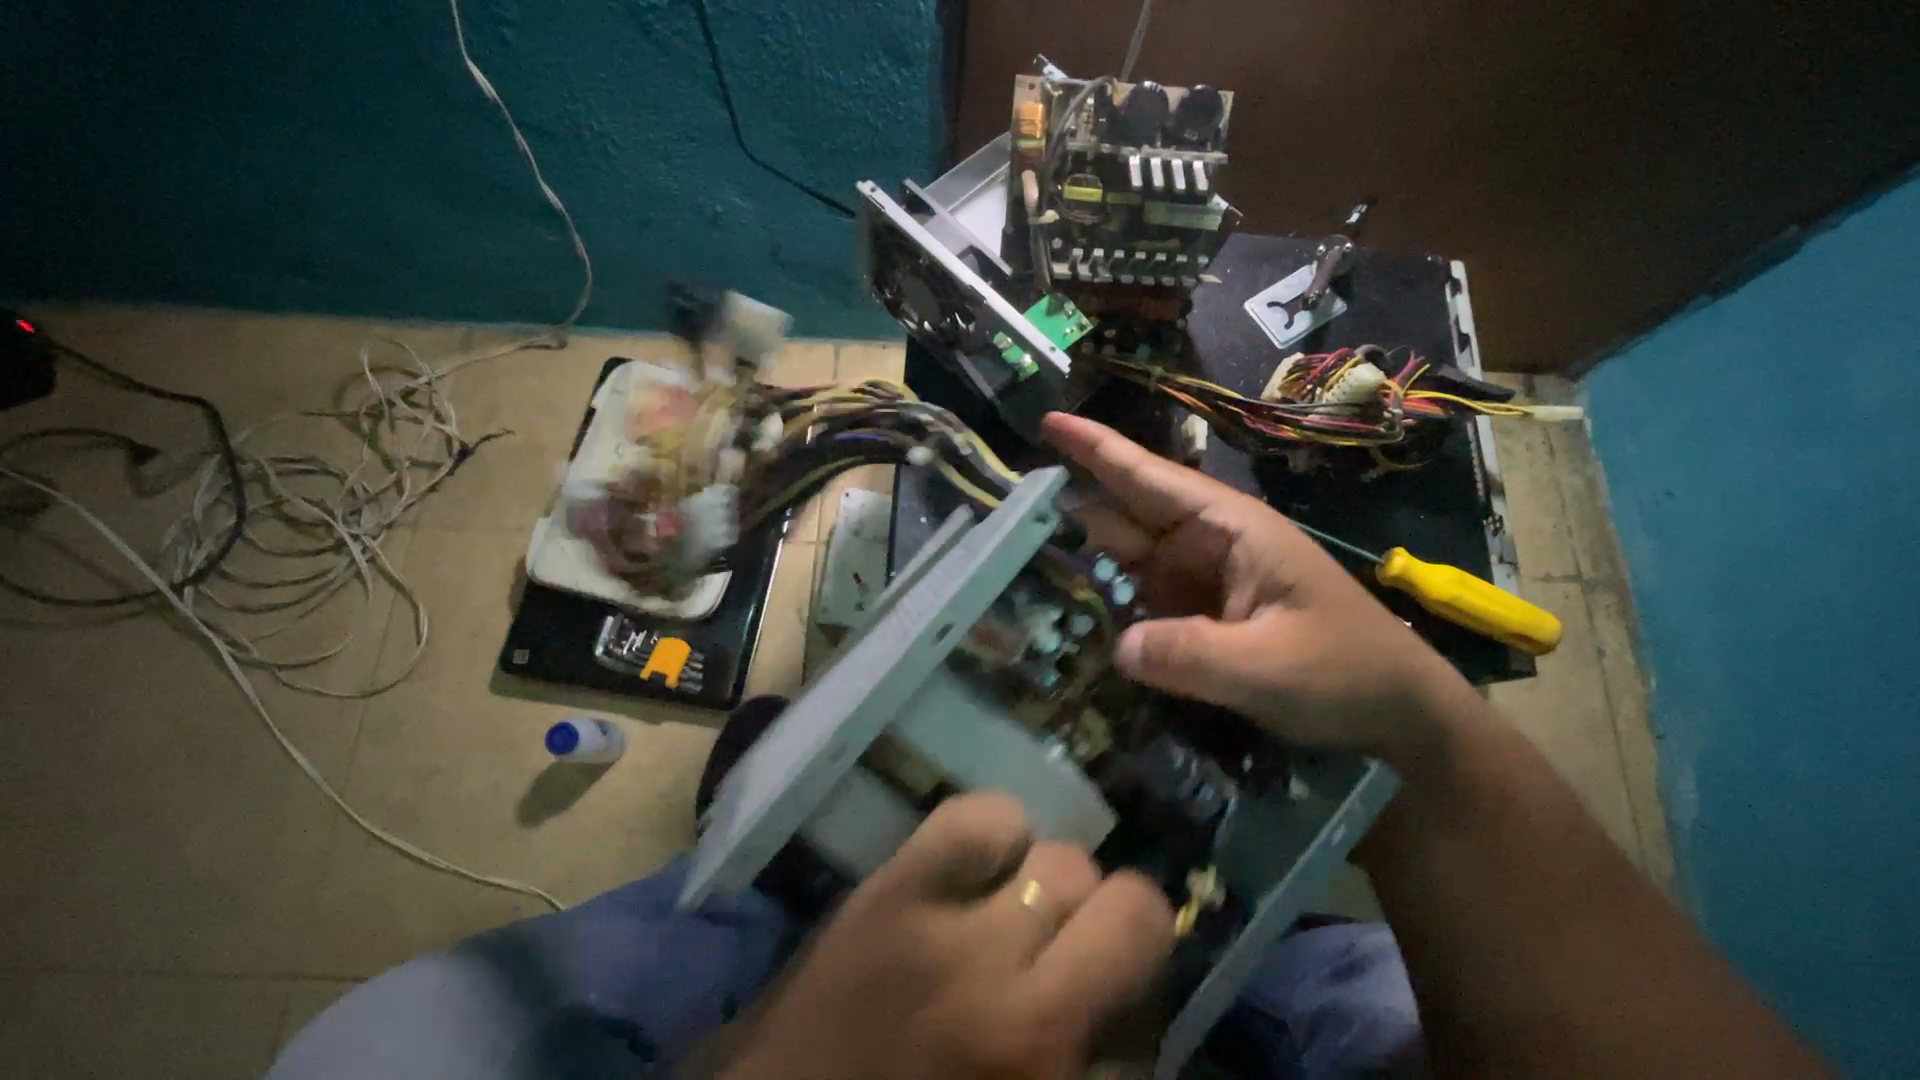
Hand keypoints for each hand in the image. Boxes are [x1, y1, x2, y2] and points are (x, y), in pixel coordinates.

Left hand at [722, 792, 1172, 1079]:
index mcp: (1040, 1041)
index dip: (1148, 946)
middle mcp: (1004, 972)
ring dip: (1052, 883)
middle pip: (1117, 895)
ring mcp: (939, 918)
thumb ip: (1090, 1055)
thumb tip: (1128, 1000)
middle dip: (1109, 922)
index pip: (1145, 930)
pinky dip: (993, 837)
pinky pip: (972, 820)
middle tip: (1070, 954)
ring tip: (1017, 912)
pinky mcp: (887, 887)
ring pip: (1053, 852)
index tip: (1122, 973)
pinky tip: (977, 872)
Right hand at [1042, 413, 1479, 763]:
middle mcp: (1206, 546)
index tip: (1047, 422)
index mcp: (1229, 529)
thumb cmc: (1345, 670)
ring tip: (1014, 554)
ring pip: (1125, 559)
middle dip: (1071, 503)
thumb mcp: (1271, 665)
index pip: (1151, 479)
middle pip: (1126, 515)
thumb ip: (1194, 656)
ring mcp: (1198, 583)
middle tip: (1002, 506)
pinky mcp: (1195, 618)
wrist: (1392, 711)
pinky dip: (1101, 602)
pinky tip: (1061, 609)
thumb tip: (1117, 646)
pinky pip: (1137, 600)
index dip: (1098, 450)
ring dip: (1078, 556)